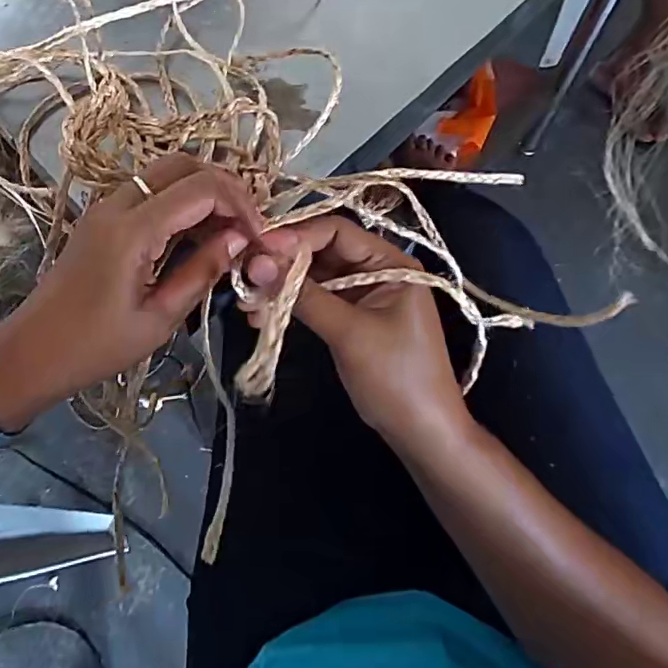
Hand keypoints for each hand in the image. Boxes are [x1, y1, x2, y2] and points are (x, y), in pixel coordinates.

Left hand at [0, 154, 282, 430]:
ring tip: (227, 231)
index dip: (241, 205)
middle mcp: (118, 203)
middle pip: (184, 163)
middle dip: (225, 186)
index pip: (201, 188)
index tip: (260, 237)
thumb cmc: (94, 346)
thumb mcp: (158, 319)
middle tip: (247, 226)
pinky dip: (181, 199)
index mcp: (132, 229)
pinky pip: (150, 189)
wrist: (31, 351)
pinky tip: (196, 233)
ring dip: (203, 190)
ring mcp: (106, 205)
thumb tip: (240, 238)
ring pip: (167, 171)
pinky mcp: (102, 215)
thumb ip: (202, 271)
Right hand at [268, 215, 471, 447]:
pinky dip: (288, 305)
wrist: (423, 435)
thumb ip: (305, 295)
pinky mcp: (348, 317)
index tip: (258, 248)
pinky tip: (260, 316)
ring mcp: (361, 294)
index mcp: (390, 262)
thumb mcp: (350, 333)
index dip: (296, 236)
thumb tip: (258, 263)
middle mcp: (376, 270)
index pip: (337, 231)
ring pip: (312, 276)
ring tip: (248, 304)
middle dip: (282, 263)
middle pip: (320, 251)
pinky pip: (313, 299)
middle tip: (244, 275)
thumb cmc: (397, 378)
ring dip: (280, 286)